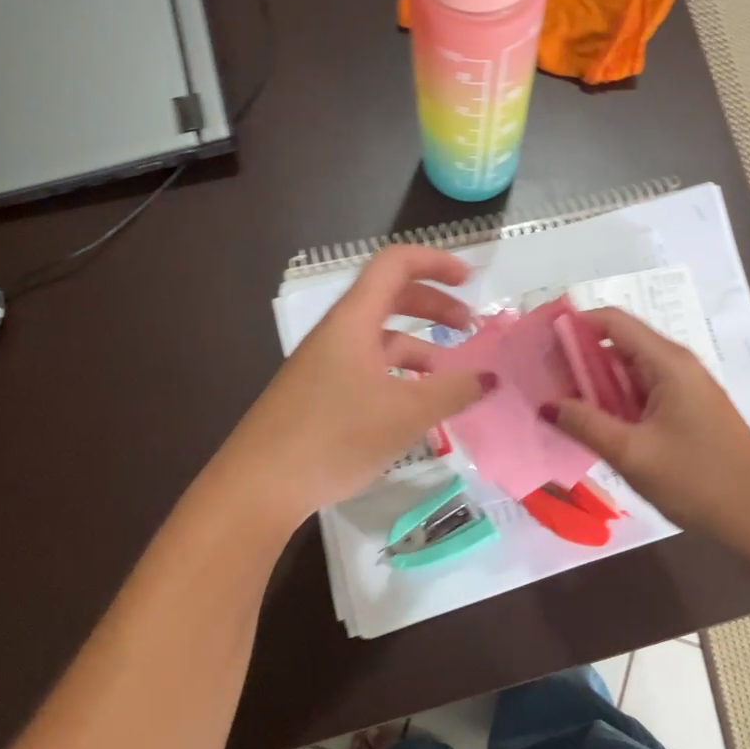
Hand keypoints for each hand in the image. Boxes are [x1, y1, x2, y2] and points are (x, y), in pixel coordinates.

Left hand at [208, 246, 492, 529]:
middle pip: (391, 298)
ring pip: (380, 338)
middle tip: (469, 328)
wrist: (258, 486)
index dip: (436, 262)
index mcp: (354, 320)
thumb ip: (453, 391)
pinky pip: (368, 368)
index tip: (471, 280)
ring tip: (450, 377)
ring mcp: (325, 364)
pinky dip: (399, 375)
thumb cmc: (335, 437)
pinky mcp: (319, 394)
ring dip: (419, 346)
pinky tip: (416, 407)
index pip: (396, 264)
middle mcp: (338, 333)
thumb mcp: (406, 414)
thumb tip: (491, 378)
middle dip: (434, 306)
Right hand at [545, 307, 749, 541]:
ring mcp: (686, 390)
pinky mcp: (689, 413)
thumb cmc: (697, 482)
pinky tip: (593, 427)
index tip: (538, 343)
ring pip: (630, 373)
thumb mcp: (633, 454)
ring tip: (557, 406)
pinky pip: (644, 395)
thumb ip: (586, 424)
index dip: (574, 324)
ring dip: (595, 386)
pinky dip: (616, 404)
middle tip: (540, 382)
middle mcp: (678, 366)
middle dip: (578, 359)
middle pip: (619, 344)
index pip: (613, 321)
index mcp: (668, 363)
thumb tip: (546, 404)